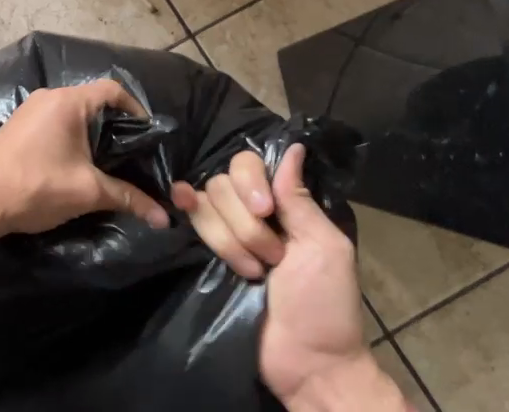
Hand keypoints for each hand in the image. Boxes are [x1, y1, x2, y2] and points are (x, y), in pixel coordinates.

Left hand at [0, 80, 170, 239]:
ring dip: (92, 132)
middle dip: (115, 124)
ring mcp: (30, 109)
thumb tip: (164, 217)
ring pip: (72, 112)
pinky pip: (54, 121)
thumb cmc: (37, 186)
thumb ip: (128, 198)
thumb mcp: (88, 192)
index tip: (149, 134)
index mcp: (66, 102)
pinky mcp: (19, 124)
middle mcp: (47, 97)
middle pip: (92, 100)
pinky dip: (72, 135)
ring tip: (111, 159)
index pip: (111, 90)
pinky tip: (80, 161)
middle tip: (134, 151)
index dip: (135, 108)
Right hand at [175, 143, 373, 405]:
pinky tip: (183, 206)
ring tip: (254, 274)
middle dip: (247, 226)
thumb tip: (294, 147)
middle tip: (272, 260)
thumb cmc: (325, 306)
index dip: (251, 184)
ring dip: (231, 242)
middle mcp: (249, 210)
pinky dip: (185, 209)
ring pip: (205, 204)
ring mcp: (223, 230)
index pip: (248, 163)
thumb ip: (299, 199)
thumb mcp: (325, 248)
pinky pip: (187, 217)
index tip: (266, 212)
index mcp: (282, 206)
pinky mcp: (201, 251)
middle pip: (223, 183)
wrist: (305, 361)